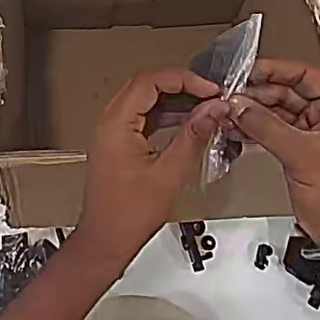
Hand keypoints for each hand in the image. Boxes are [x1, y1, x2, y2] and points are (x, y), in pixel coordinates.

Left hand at [74, 69, 224, 265]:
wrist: (106, 240)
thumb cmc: (129, 214)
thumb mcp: (170, 173)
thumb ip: (193, 136)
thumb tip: (213, 110)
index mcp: (116, 124)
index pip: (150, 81)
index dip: (183, 80)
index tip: (208, 89)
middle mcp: (110, 123)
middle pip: (147, 86)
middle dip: (181, 86)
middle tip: (209, 95)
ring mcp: (112, 133)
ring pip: (145, 101)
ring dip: (175, 101)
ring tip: (204, 108)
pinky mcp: (118, 144)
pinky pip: (142, 118)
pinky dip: (165, 116)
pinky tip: (188, 124)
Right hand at [226, 58, 319, 244]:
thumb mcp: (303, 154)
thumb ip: (267, 127)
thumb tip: (241, 106)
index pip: (305, 75)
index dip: (276, 70)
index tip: (249, 71)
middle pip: (288, 93)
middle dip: (258, 94)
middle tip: (232, 97)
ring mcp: (314, 134)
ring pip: (278, 113)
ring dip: (254, 113)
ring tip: (230, 112)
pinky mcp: (301, 152)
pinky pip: (275, 132)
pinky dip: (256, 130)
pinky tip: (237, 129)